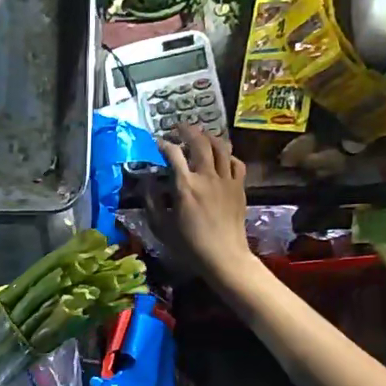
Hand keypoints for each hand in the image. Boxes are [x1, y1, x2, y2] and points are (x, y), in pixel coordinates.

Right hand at [143, 125, 251, 282]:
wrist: (224, 257)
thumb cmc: (190, 246)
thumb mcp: (161, 226)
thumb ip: (151, 201)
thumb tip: (146, 181)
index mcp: (185, 186)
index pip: (173, 153)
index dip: (163, 144)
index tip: (157, 143)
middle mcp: (207, 176)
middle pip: (199, 142)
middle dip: (187, 130)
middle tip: (178, 128)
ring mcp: (226, 180)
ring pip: (220, 147)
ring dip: (209, 136)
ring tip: (201, 135)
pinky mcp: (239, 187)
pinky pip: (237, 162)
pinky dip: (228, 155)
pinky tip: (222, 157)